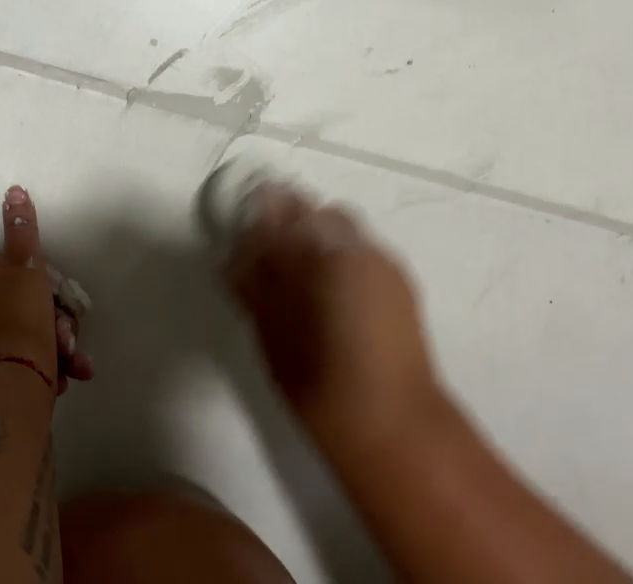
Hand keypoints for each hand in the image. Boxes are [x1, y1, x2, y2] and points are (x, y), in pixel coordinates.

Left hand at [0, 185, 95, 395]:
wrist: (9, 394)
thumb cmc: (20, 323)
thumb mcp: (26, 269)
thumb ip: (22, 231)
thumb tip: (14, 190)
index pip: (14, 269)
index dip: (46, 285)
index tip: (63, 302)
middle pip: (22, 305)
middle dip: (54, 321)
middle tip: (68, 338)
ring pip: (26, 335)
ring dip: (56, 347)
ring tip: (73, 364)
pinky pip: (20, 362)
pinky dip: (45, 366)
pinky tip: (64, 378)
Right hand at [222, 180, 442, 458]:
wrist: (395, 423)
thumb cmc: (319, 382)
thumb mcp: (271, 334)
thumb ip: (251, 286)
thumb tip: (231, 256)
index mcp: (316, 251)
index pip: (277, 208)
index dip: (256, 209)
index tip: (242, 219)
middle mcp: (352, 244)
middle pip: (313, 210)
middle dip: (288, 218)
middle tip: (266, 249)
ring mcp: (381, 261)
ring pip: (340, 227)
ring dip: (316, 236)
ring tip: (300, 274)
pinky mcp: (401, 283)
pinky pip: (362, 250)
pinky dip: (341, 256)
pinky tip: (331, 291)